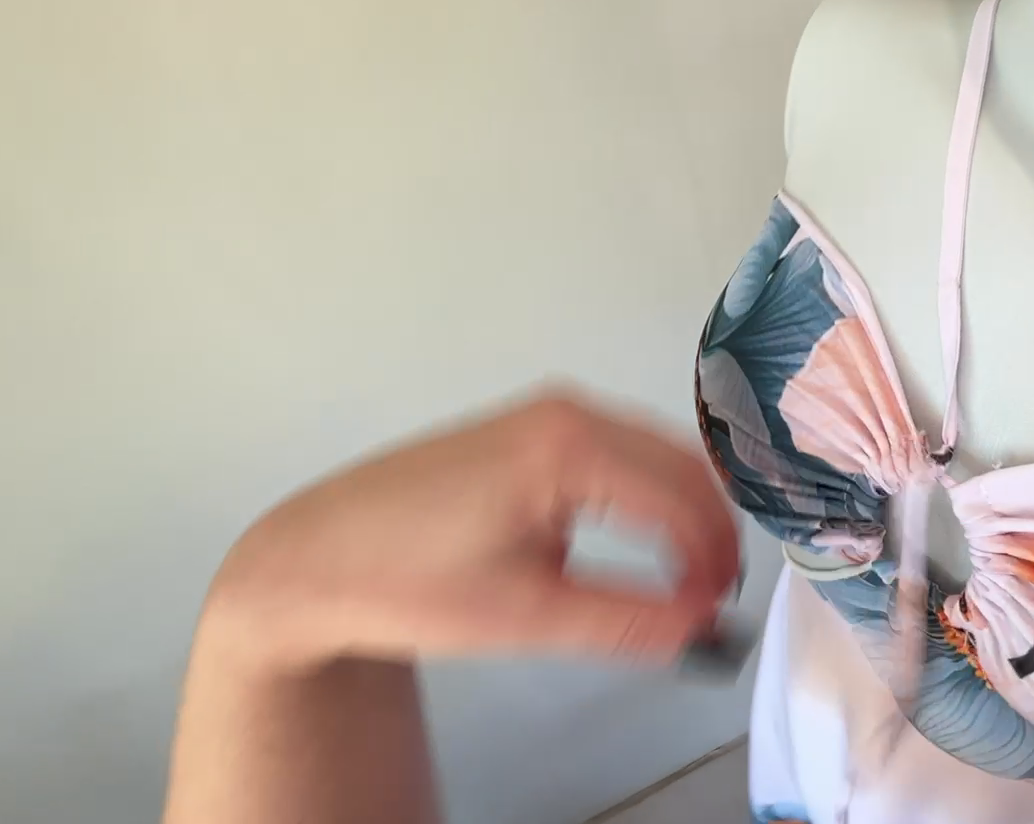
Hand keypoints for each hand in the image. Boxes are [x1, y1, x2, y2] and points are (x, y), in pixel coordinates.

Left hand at [200, 391, 741, 672]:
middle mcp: (572, 411)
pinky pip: (625, 447)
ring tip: (688, 568)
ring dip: (683, 506)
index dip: (712, 553)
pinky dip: (652, 488)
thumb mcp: (526, 616)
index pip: (678, 496)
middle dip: (708, 527)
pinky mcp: (540, 422)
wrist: (312, 556)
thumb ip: (628, 620)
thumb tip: (704, 625)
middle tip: (713, 591)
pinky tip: (648, 529)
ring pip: (656, 450)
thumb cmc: (410, 584)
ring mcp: (554, 409)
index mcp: (569, 447)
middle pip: (678, 463)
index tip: (720, 607)